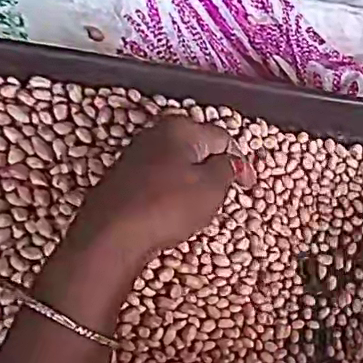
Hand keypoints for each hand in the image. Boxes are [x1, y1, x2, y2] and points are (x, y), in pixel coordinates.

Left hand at [69, 116, 241, 259]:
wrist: (113, 233)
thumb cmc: (166, 206)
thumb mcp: (212, 187)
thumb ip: (228, 168)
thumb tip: (230, 161)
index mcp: (181, 129)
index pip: (223, 138)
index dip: (241, 162)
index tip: (248, 184)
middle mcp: (156, 134)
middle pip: (199, 148)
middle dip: (215, 169)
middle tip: (225, 194)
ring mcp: (137, 155)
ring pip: (179, 163)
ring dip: (194, 181)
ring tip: (201, 206)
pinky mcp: (126, 178)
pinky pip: (161, 179)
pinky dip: (174, 191)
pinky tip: (175, 210)